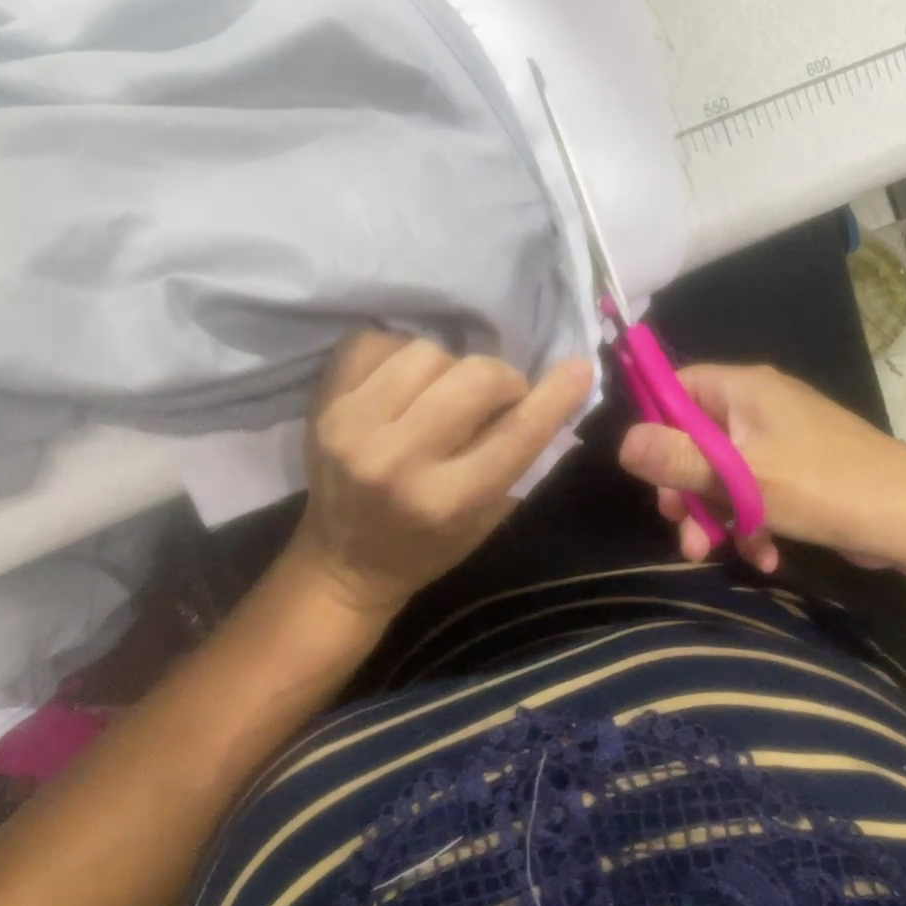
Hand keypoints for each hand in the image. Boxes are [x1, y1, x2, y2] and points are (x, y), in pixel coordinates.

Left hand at [289, 331, 593, 613]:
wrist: (343, 562)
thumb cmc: (427, 547)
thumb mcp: (486, 519)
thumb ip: (517, 458)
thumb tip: (550, 391)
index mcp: (445, 501)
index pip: (515, 433)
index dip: (555, 396)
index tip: (580, 369)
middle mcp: (395, 461)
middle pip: (475, 376)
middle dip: (502, 380)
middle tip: (499, 399)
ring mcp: (352, 426)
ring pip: (429, 352)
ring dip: (451, 369)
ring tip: (445, 396)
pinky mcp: (325, 404)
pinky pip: (378, 343)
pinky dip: (402, 357)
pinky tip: (406, 387)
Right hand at [616, 364, 905, 570]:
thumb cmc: (821, 486)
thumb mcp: (739, 476)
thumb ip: (677, 459)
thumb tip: (622, 442)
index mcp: (743, 390)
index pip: (677, 387)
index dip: (654, 424)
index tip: (647, 471)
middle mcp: (759, 407)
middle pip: (695, 438)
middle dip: (685, 487)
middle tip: (681, 526)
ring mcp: (780, 440)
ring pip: (723, 472)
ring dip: (715, 514)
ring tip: (712, 552)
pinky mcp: (798, 472)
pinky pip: (755, 491)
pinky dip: (750, 522)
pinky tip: (761, 556)